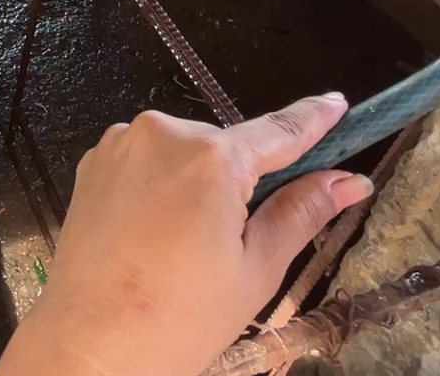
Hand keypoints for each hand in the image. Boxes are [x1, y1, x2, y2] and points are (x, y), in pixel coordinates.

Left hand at [0, 96, 372, 375]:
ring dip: (194, 181)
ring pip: (181, 151)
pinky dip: (158, 184)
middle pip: (223, 147)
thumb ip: (301, 213)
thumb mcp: (256, 270)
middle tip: (231, 241)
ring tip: (182, 245)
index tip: (336, 102)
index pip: (277, 131)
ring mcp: (121, 140)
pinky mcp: (94, 157)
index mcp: (210, 157)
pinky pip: (144, 159)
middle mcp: (162, 131)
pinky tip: (151, 231)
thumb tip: (348, 180)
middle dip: (238, 180)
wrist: (90, 337)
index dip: (311, 118)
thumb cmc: (183, 315)